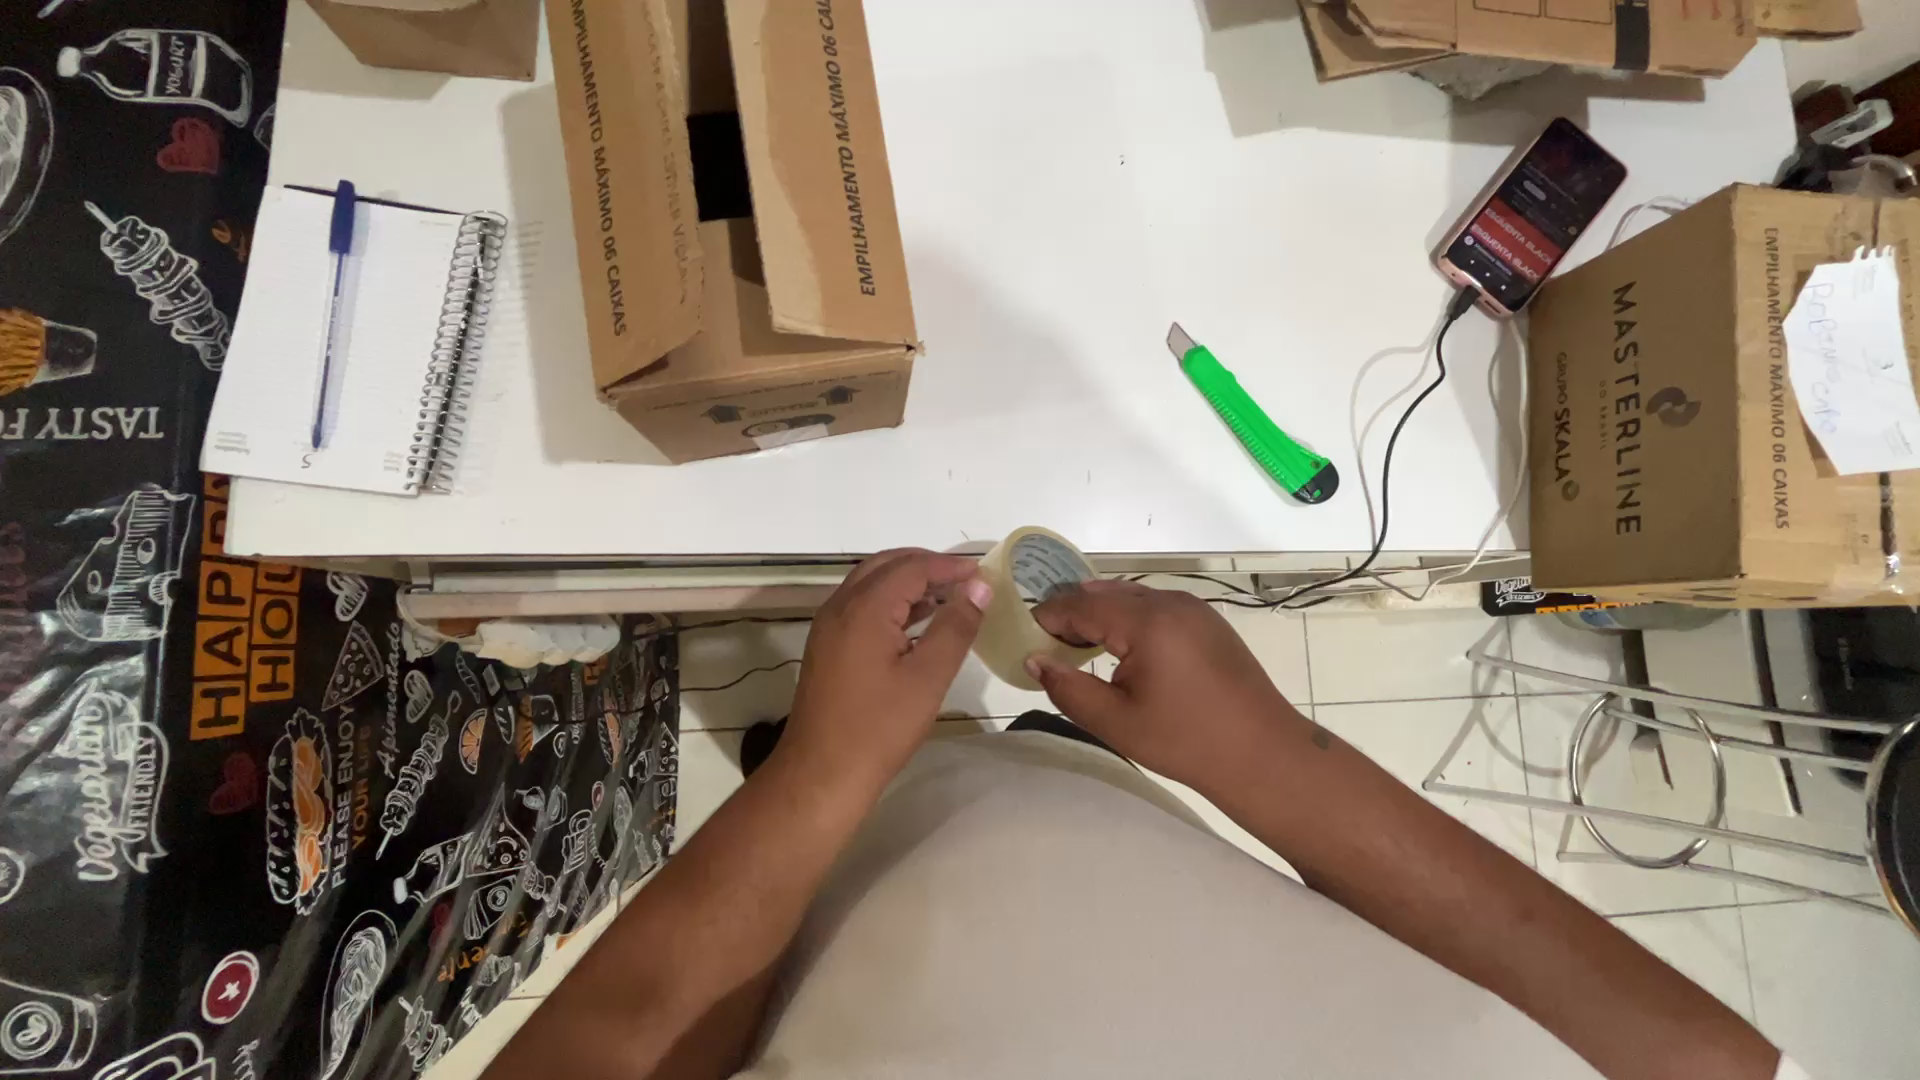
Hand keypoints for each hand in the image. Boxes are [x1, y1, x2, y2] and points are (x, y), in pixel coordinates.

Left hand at [784, 549, 990, 783]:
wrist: (821, 774)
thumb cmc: (879, 727)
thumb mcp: (928, 677)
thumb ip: (955, 626)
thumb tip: (978, 588)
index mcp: (864, 608)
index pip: (912, 567)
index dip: (949, 566)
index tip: (983, 574)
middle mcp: (840, 606)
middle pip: (887, 565)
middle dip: (927, 565)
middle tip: (965, 580)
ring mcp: (829, 626)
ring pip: (871, 583)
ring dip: (908, 582)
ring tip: (949, 597)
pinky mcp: (827, 646)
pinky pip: (861, 605)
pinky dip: (891, 602)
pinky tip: (918, 622)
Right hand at [1027, 580, 1315, 793]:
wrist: (1263, 754)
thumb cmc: (1185, 741)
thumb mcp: (1116, 721)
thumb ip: (1068, 687)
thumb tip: (1034, 660)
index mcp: (1146, 621)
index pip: (1080, 604)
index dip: (1048, 617)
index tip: (1025, 638)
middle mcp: (1169, 601)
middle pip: (1104, 593)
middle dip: (1072, 613)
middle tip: (1047, 644)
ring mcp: (1193, 608)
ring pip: (1131, 596)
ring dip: (1101, 614)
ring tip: (1080, 646)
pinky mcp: (1208, 621)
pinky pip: (1155, 605)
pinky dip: (1128, 618)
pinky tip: (1122, 648)